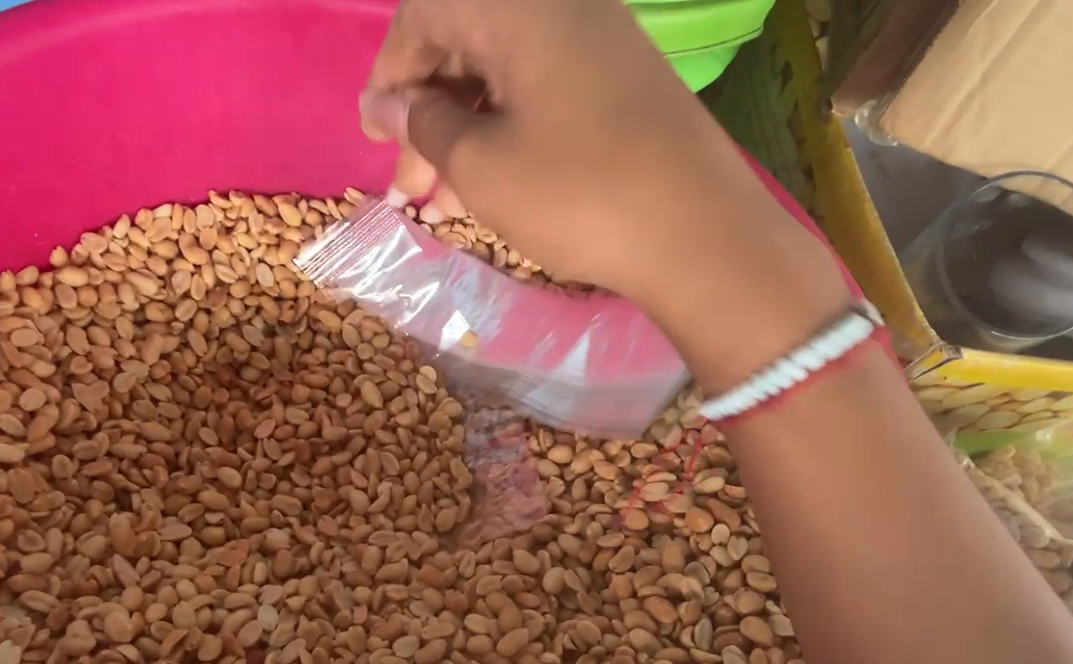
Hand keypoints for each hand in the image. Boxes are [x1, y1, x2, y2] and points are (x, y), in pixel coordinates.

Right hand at [361, 0, 848, 388]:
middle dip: (427, 117)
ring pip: (506, 80)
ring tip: (444, 203)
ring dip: (467, 136)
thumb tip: (392, 103)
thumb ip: (425, 126)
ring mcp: (601, 45)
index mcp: (518, 6)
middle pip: (468, 45)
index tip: (373, 134)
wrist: (699, 233)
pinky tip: (495, 189)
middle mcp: (561, 6)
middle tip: (408, 187)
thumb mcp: (483, 167)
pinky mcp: (625, 86)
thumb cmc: (577, 195)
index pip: (426, 14)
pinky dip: (510, 136)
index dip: (390, 75)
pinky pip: (545, 97)